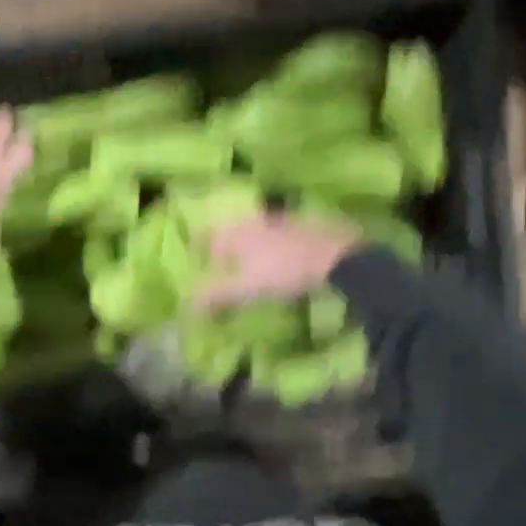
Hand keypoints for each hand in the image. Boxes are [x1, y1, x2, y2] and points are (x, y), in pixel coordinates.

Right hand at [196, 214, 361, 309]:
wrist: (337, 256)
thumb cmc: (284, 271)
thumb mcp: (246, 287)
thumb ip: (216, 294)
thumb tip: (187, 305)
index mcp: (239, 232)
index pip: (211, 235)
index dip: (202, 247)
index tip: (198, 259)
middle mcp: (258, 220)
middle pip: (235, 229)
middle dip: (228, 245)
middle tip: (226, 262)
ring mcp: (285, 220)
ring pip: (260, 229)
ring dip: (254, 243)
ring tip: (256, 262)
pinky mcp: (309, 224)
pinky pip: (284, 232)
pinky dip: (278, 244)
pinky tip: (286, 259)